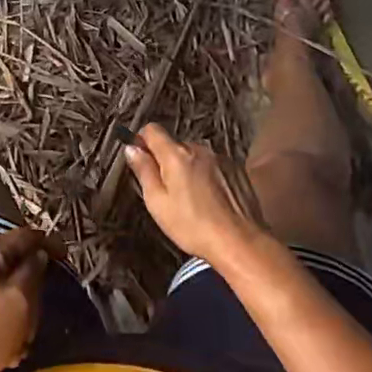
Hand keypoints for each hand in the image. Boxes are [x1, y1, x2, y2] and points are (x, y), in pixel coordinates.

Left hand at [0, 227, 49, 371]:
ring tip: (22, 337)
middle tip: (39, 311)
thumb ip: (34, 270)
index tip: (68, 259)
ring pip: (10, 288)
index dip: (50, 243)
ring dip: (23, 310)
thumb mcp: (20, 298)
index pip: (26, 235)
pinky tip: (10, 348)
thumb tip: (39, 255)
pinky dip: (9, 322)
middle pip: (18, 262)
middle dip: (34, 287)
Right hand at [123, 123, 266, 266]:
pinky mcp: (236, 169)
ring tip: (190, 199)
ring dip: (188, 169)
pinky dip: (206, 176)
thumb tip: (132, 149)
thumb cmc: (194, 227)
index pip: (152, 130)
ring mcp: (220, 158)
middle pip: (174, 144)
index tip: (141, 158)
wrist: (239, 242)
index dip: (142, 141)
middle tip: (165, 190)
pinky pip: (212, 165)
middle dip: (166, 161)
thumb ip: (144, 170)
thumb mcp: (157, 202)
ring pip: (194, 156)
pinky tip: (208, 200)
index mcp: (176, 155)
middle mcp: (199, 149)